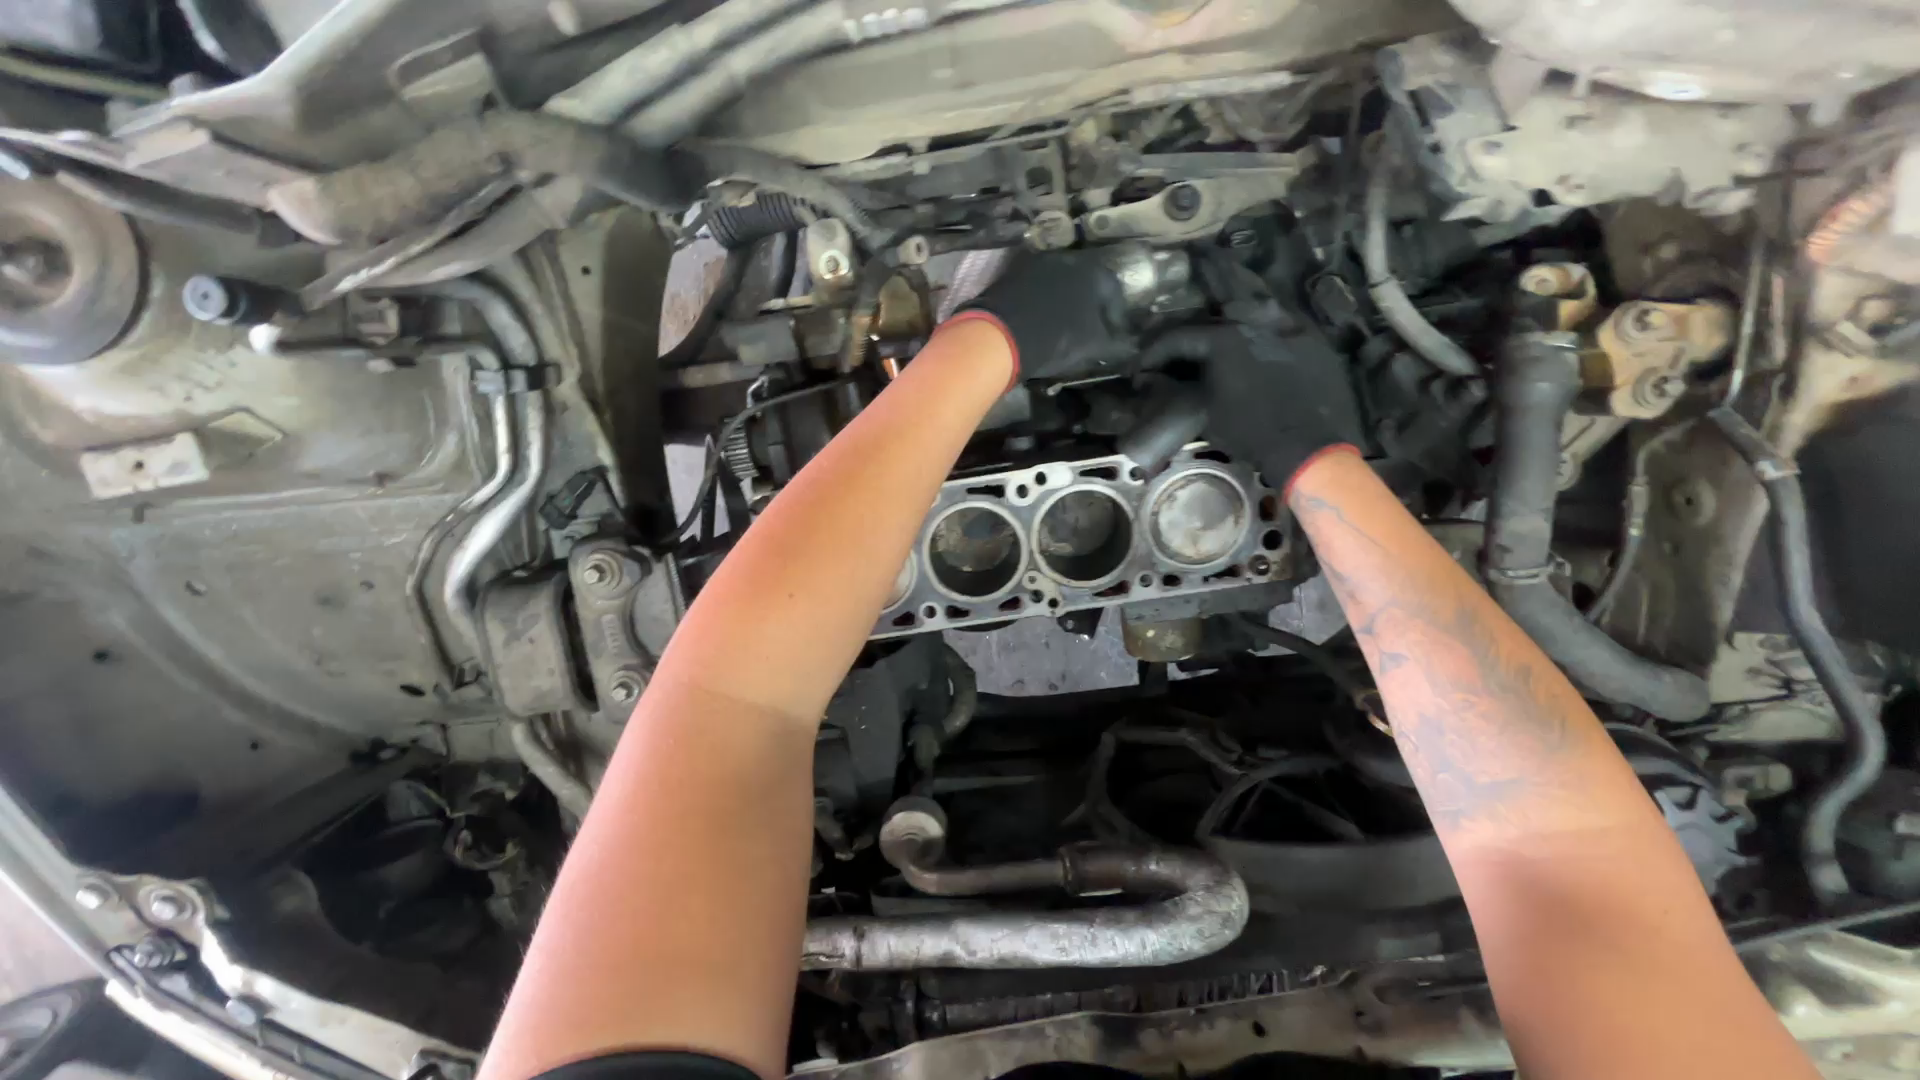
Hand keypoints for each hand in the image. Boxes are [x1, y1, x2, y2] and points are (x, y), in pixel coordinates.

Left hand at [950, 250, 1134, 381]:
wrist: (999, 335)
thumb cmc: (1055, 339)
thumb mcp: (1092, 347)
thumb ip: (1116, 345)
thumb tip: (1130, 347)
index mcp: (1094, 274)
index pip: (1113, 291)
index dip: (1115, 314)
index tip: (1113, 331)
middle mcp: (1068, 259)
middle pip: (1085, 280)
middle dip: (1089, 302)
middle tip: (1088, 324)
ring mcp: (1037, 263)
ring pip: (1059, 280)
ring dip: (1063, 298)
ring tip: (1062, 321)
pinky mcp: (1012, 273)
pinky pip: (1035, 285)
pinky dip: (1040, 299)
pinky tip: (1037, 316)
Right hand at [1142, 322, 1362, 489]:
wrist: (1305, 446)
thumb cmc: (1249, 431)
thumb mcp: (1204, 411)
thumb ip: (1179, 389)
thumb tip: (1155, 379)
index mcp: (1223, 339)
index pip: (1178, 337)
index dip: (1153, 354)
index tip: (1139, 369)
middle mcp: (1252, 325)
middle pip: (1209, 324)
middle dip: (1184, 341)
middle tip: (1168, 360)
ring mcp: (1283, 330)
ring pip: (1244, 321)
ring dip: (1220, 335)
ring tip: (1207, 354)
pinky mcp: (1308, 343)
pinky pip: (1274, 331)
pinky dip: (1254, 340)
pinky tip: (1248, 355)